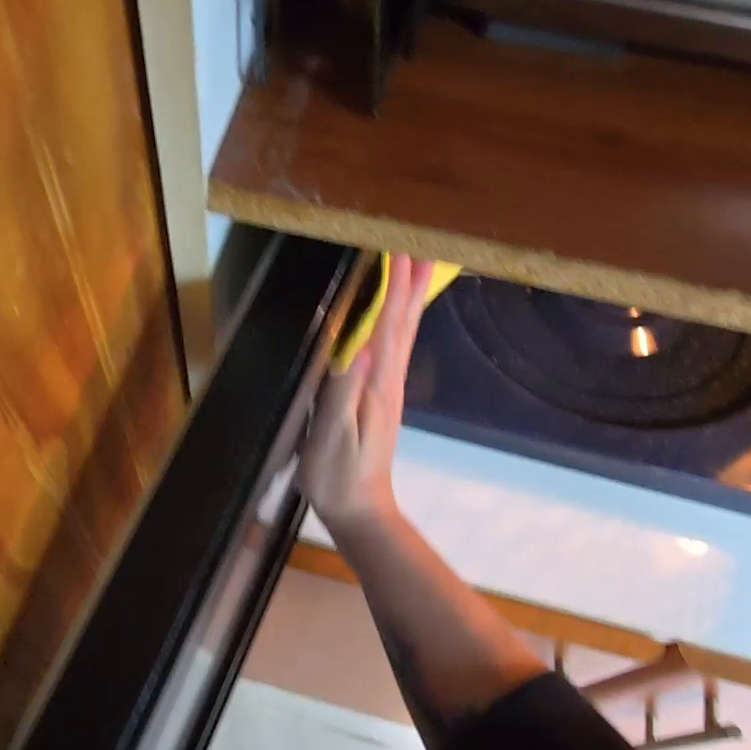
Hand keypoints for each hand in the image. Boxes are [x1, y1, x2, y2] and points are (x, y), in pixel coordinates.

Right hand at [298, 253, 435, 535]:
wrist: (359, 509)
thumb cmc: (338, 476)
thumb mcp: (333, 438)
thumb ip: (344, 394)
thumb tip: (358, 347)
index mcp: (376, 385)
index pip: (388, 326)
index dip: (395, 286)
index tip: (399, 247)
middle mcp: (388, 379)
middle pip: (404, 322)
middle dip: (410, 280)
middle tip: (417, 241)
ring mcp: (388, 388)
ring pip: (403, 333)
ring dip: (410, 296)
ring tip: (417, 264)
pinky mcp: (381, 396)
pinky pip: (395, 346)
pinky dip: (400, 320)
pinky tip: (397, 313)